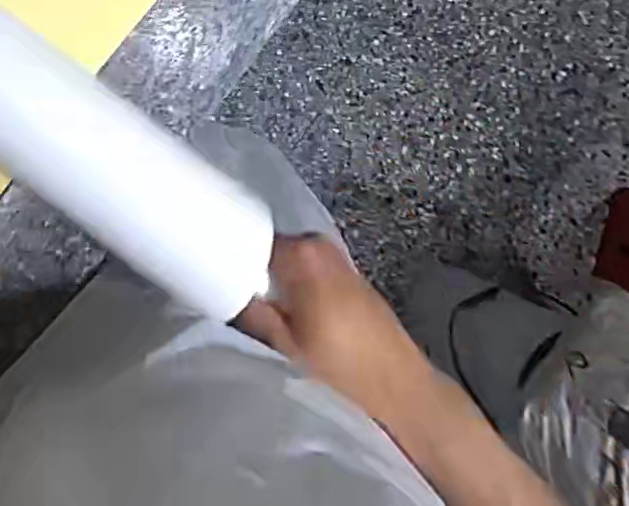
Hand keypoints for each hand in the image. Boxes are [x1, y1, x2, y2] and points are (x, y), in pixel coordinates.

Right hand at [237, 235, 434, 417]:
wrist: (402, 388)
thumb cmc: (342, 367)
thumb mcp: (285, 345)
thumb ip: (252, 311)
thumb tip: (228, 290)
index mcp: (301, 253)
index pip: (253, 240)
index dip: (238, 259)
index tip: (227, 275)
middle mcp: (319, 245)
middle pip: (272, 248)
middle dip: (260, 269)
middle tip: (249, 297)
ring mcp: (337, 257)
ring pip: (292, 259)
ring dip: (281, 277)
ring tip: (273, 307)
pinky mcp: (350, 273)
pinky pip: (311, 267)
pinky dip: (301, 282)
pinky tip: (298, 310)